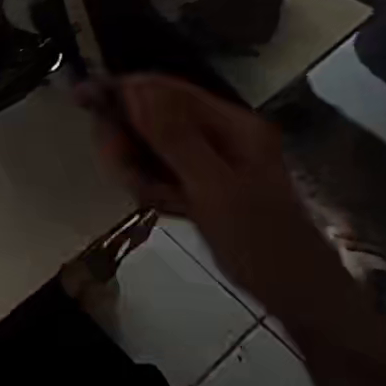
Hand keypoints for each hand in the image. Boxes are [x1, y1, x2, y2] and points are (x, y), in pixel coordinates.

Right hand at [82, 74, 357, 320]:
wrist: (299, 296)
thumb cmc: (261, 241)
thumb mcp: (214, 187)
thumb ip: (175, 137)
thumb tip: (138, 89)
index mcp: (232, 124)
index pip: (169, 90)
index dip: (127, 90)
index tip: (85, 98)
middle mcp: (221, 134)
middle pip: (158, 118)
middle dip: (132, 140)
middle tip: (119, 167)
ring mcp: (213, 161)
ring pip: (156, 149)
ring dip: (142, 170)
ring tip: (152, 199)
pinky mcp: (204, 186)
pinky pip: (165, 174)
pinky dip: (156, 188)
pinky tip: (164, 206)